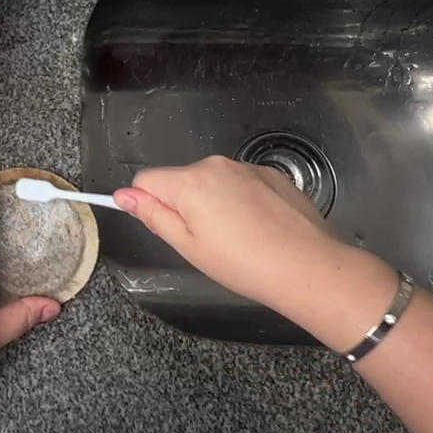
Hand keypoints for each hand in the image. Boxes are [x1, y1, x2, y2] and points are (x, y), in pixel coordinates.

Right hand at [114, 155, 367, 307]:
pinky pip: (240, 182)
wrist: (310, 267)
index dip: (146, 203)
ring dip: (212, 202)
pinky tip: (257, 228)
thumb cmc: (243, 264)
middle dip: (182, 204)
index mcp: (189, 181)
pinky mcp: (273, 175)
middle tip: (203, 240)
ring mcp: (247, 167)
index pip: (145, 180)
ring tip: (235, 237)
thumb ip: (153, 215)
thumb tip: (123, 195)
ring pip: (211, 181)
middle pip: (180, 179)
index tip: (164, 227)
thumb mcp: (188, 246)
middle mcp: (215, 165)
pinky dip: (240, 200)